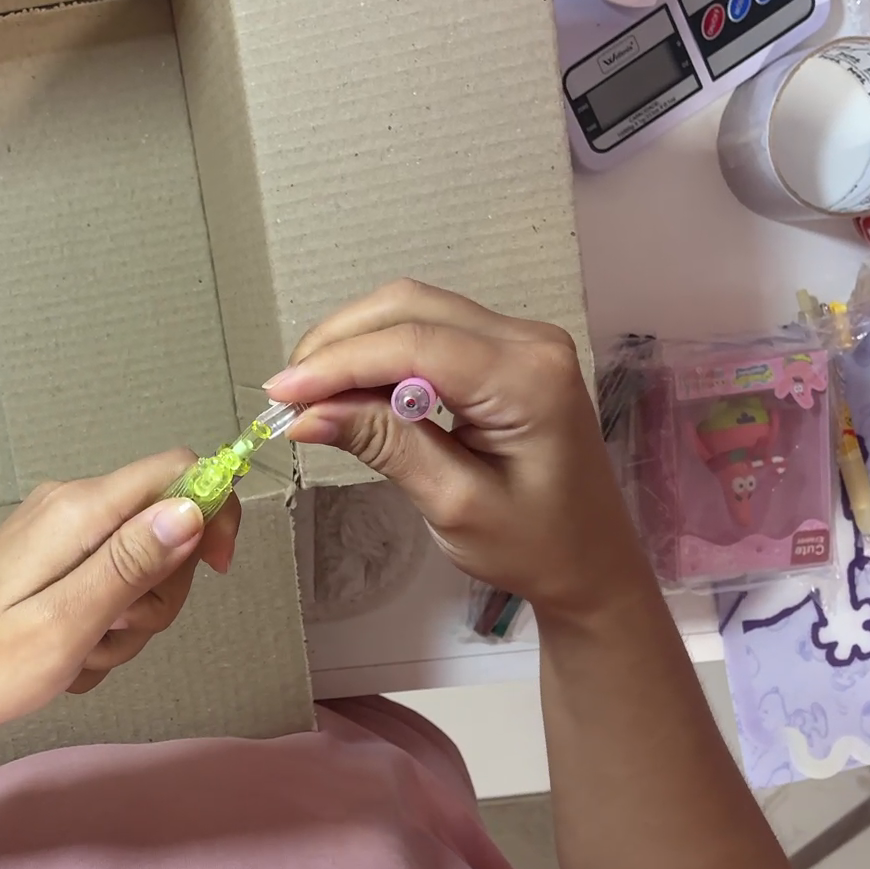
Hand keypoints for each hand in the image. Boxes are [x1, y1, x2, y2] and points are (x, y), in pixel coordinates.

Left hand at [0, 449, 240, 742]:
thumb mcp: (65, 623)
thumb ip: (131, 564)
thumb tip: (193, 508)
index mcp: (78, 510)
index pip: (177, 470)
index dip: (213, 511)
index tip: (217, 571)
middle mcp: (72, 506)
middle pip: (165, 526)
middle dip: (159, 591)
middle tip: (113, 633)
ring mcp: (60, 533)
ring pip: (141, 566)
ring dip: (128, 619)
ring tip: (81, 650)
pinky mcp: (52, 559)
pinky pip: (109, 584)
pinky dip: (103, 624)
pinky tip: (67, 651)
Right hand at [266, 278, 651, 620]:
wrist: (591, 561)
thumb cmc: (532, 545)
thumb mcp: (452, 502)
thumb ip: (384, 445)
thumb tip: (308, 414)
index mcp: (526, 377)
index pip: (412, 345)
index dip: (336, 364)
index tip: (278, 395)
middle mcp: (526, 340)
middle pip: (408, 307)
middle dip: (336, 343)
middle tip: (285, 393)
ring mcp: (516, 341)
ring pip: (412, 311)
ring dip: (350, 344)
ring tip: (307, 392)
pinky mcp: (501, 354)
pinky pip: (425, 333)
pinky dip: (374, 354)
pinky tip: (346, 388)